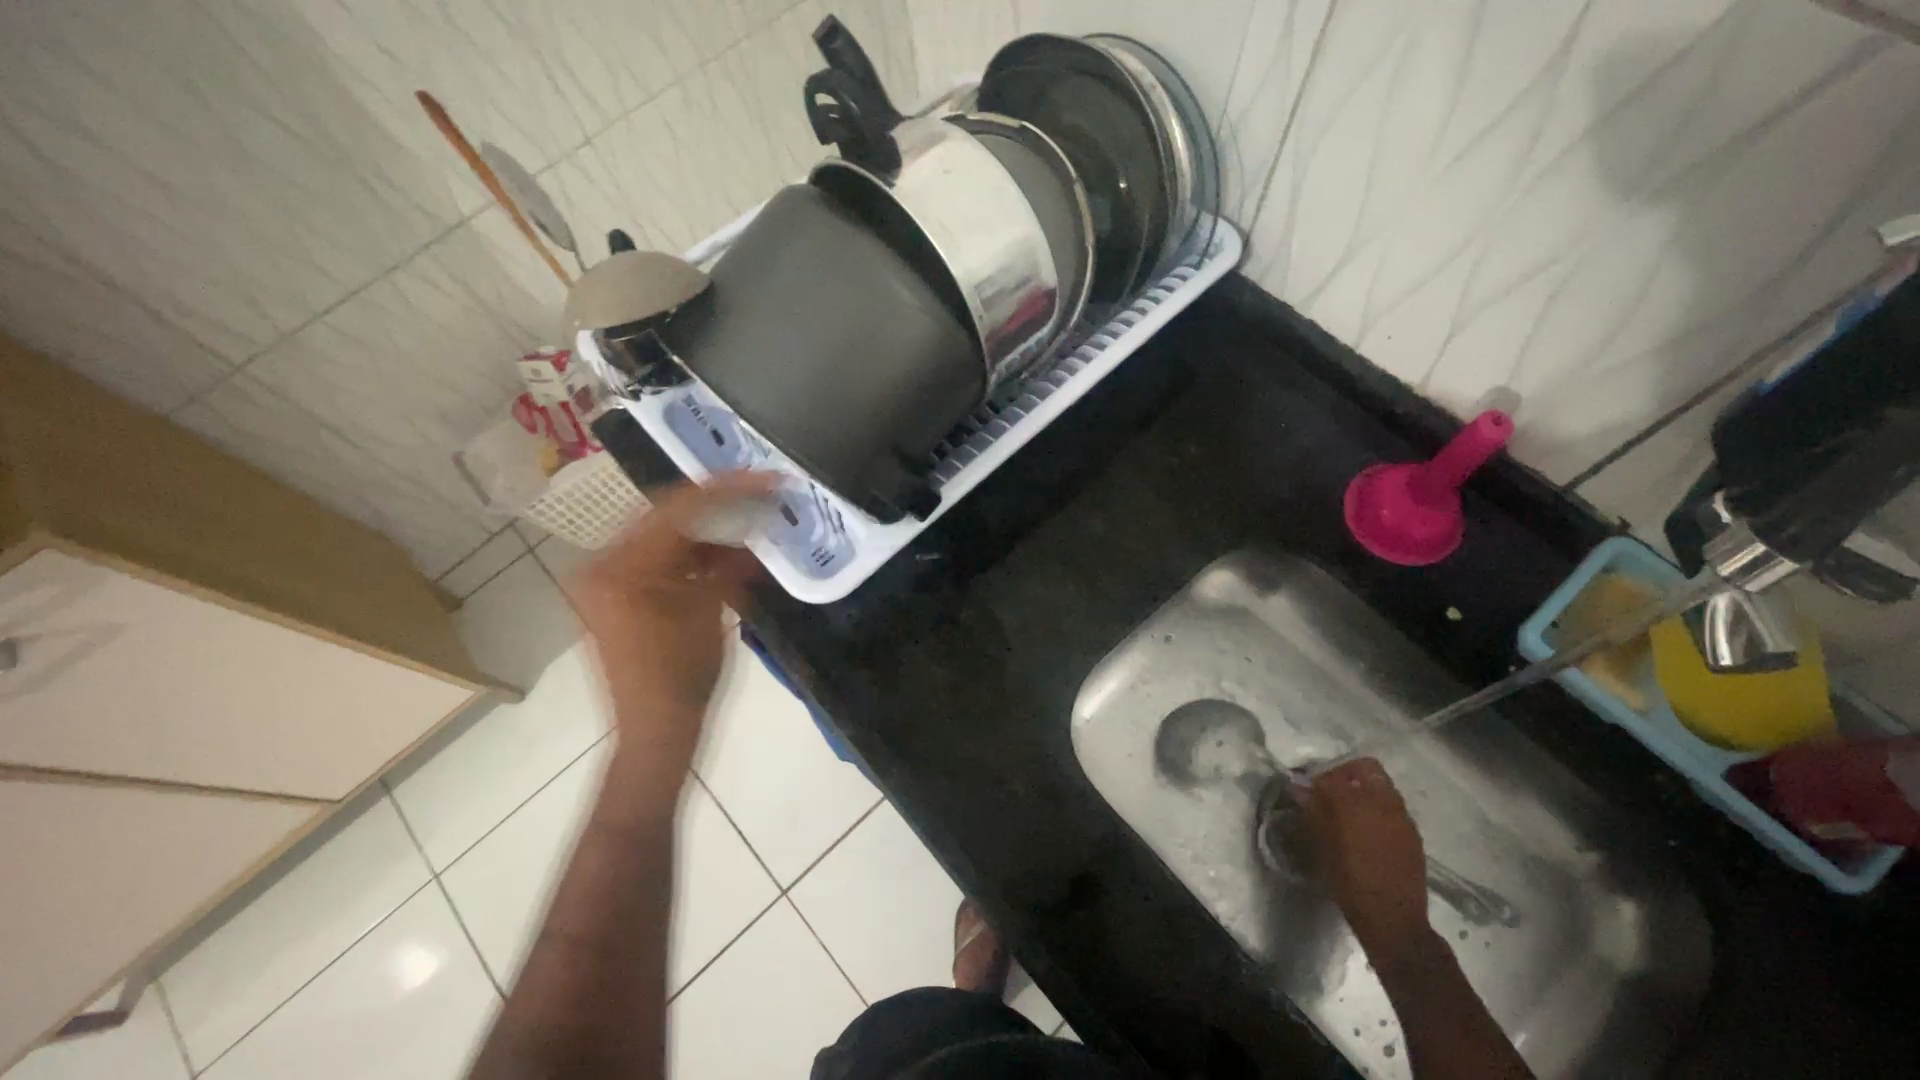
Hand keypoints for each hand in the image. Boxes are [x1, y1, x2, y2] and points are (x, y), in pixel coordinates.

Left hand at [570, 473, 773, 779]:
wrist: (654, 734)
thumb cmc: (683, 678)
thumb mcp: (712, 612)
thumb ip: (730, 562)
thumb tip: (756, 523)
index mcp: (620, 567)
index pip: (678, 509)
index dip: (729, 490)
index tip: (770, 480)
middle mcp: (602, 565)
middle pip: (666, 516)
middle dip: (717, 504)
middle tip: (761, 492)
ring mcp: (603, 581)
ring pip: (662, 536)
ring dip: (705, 529)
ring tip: (749, 519)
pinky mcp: (613, 596)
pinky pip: (655, 559)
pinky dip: (690, 555)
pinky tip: (724, 552)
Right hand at [1303, 758, 1431, 957]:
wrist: (1393, 919)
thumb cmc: (1350, 883)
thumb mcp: (1323, 848)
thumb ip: (1313, 812)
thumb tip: (1300, 789)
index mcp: (1356, 804)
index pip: (1331, 776)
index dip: (1315, 778)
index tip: (1305, 787)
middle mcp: (1383, 802)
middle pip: (1367, 768)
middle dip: (1346, 773)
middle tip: (1330, 791)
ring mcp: (1403, 817)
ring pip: (1383, 786)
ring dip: (1364, 789)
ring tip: (1348, 812)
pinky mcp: (1413, 833)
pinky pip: (1394, 807)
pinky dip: (1378, 808)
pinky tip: (1367, 830)